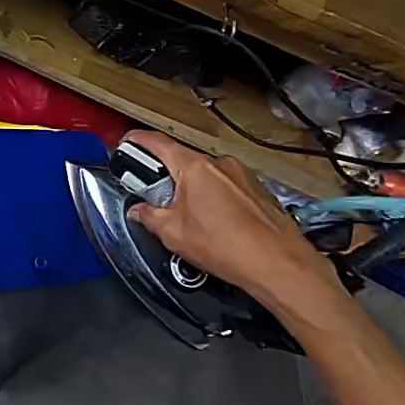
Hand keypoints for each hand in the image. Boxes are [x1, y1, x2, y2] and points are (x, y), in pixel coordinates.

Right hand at [123, 131, 344, 314]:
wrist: (277, 262)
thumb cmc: (228, 247)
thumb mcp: (175, 235)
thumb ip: (150, 216)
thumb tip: (139, 210)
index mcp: (195, 167)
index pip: (159, 143)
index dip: (138, 141)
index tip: (127, 144)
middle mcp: (220, 163)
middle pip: (183, 161)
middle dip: (166, 177)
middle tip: (155, 200)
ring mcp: (241, 174)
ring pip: (206, 175)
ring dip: (193, 190)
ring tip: (191, 221)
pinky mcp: (256, 188)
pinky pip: (227, 185)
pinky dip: (215, 198)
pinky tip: (216, 225)